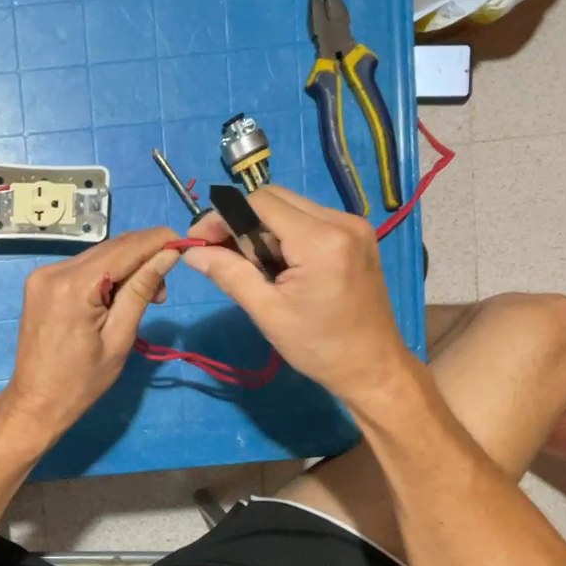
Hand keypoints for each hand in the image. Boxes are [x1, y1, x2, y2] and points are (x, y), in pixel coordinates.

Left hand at [3, 227, 181, 437]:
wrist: (36, 401)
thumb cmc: (81, 382)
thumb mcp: (119, 339)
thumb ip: (141, 291)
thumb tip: (168, 254)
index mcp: (73, 287)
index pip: (124, 248)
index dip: (157, 241)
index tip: (185, 244)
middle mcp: (54, 271)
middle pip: (110, 248)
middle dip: (144, 258)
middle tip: (163, 291)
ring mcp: (43, 275)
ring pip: (97, 256)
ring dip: (125, 268)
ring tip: (143, 299)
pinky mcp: (40, 282)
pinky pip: (82, 267)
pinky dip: (104, 275)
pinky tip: (115, 298)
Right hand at [182, 186, 408, 396]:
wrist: (372, 366)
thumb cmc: (318, 347)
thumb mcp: (267, 313)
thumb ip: (230, 275)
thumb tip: (193, 253)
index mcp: (320, 240)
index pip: (259, 202)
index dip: (223, 217)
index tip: (200, 242)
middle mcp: (341, 221)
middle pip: (275, 198)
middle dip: (240, 221)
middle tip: (219, 253)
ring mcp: (353, 225)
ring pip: (291, 207)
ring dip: (262, 228)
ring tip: (249, 265)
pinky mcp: (356, 235)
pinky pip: (309, 219)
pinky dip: (284, 234)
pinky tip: (276, 264)